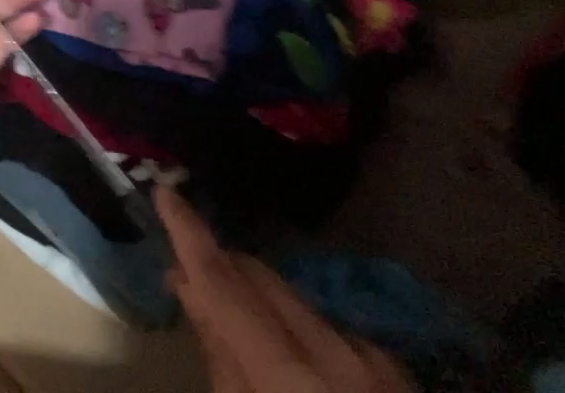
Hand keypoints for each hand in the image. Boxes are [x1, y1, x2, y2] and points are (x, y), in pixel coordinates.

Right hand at [155, 186, 413, 392]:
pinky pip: (332, 331)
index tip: (164, 189)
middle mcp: (338, 353)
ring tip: (234, 325)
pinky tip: (294, 364)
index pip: (227, 285)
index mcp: (291, 377)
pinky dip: (299, 331)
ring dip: (258, 301)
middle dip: (220, 266)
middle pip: (263, 281)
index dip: (190, 235)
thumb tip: (191, 290)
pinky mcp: (399, 376)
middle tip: (182, 276)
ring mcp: (377, 364)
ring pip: (296, 303)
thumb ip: (222, 362)